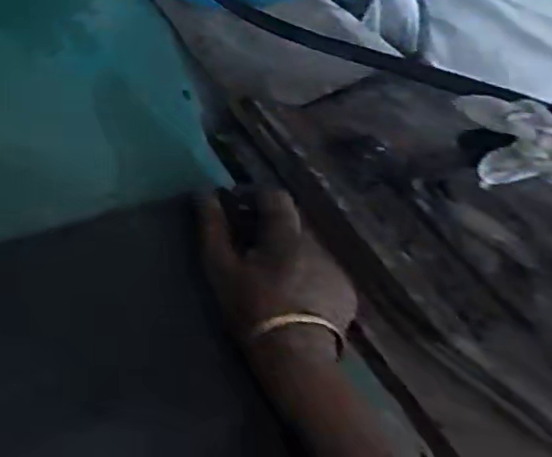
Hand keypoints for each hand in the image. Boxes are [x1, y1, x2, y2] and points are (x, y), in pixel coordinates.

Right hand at [199, 189, 356, 353]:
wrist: (296, 359)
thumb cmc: (251, 305)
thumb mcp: (219, 263)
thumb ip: (212, 224)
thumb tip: (204, 191)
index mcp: (286, 235)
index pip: (275, 196)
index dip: (253, 195)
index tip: (234, 207)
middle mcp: (317, 246)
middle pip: (291, 221)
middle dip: (267, 223)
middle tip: (245, 241)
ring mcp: (336, 271)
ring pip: (306, 245)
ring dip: (286, 247)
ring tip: (268, 269)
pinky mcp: (346, 294)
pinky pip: (320, 267)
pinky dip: (303, 268)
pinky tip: (290, 290)